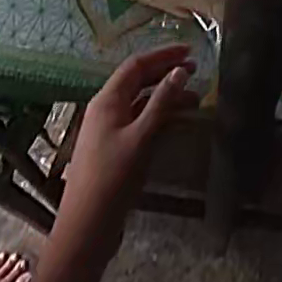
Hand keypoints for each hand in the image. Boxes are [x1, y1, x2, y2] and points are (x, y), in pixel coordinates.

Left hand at [63, 46, 196, 224]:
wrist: (85, 229)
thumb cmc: (113, 178)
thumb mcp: (142, 136)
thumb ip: (162, 101)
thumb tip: (181, 71)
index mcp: (106, 101)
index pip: (136, 65)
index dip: (163, 55)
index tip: (190, 51)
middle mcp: (104, 109)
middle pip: (137, 80)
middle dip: (166, 71)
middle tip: (195, 70)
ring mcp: (107, 129)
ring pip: (139, 100)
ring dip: (165, 94)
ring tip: (194, 97)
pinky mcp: (112, 147)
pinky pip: (138, 118)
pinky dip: (159, 113)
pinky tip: (176, 120)